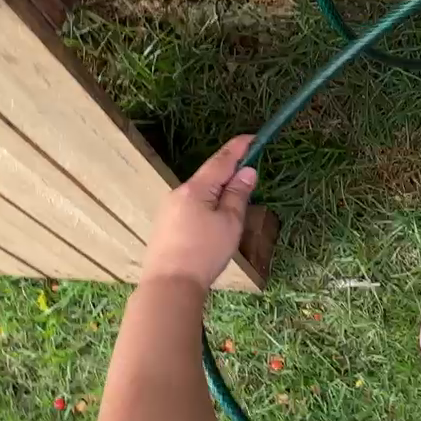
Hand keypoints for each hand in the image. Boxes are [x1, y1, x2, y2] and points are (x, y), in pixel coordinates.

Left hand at [139, 135, 258, 290]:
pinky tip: (216, 217)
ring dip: (219, 189)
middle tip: (251, 173)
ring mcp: (169, 209)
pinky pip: (192, 204)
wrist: (169, 284)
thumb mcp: (230, 222)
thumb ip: (238, 194)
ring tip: (237, 199)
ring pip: (200, 191)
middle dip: (230, 171)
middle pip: (209, 175)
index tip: (253, 136)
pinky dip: (208, 203)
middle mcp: (179, 193)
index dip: (238, 147)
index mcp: (196, 188)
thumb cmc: (205, 251)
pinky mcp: (166, 225)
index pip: (221, 160)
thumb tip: (247, 171)